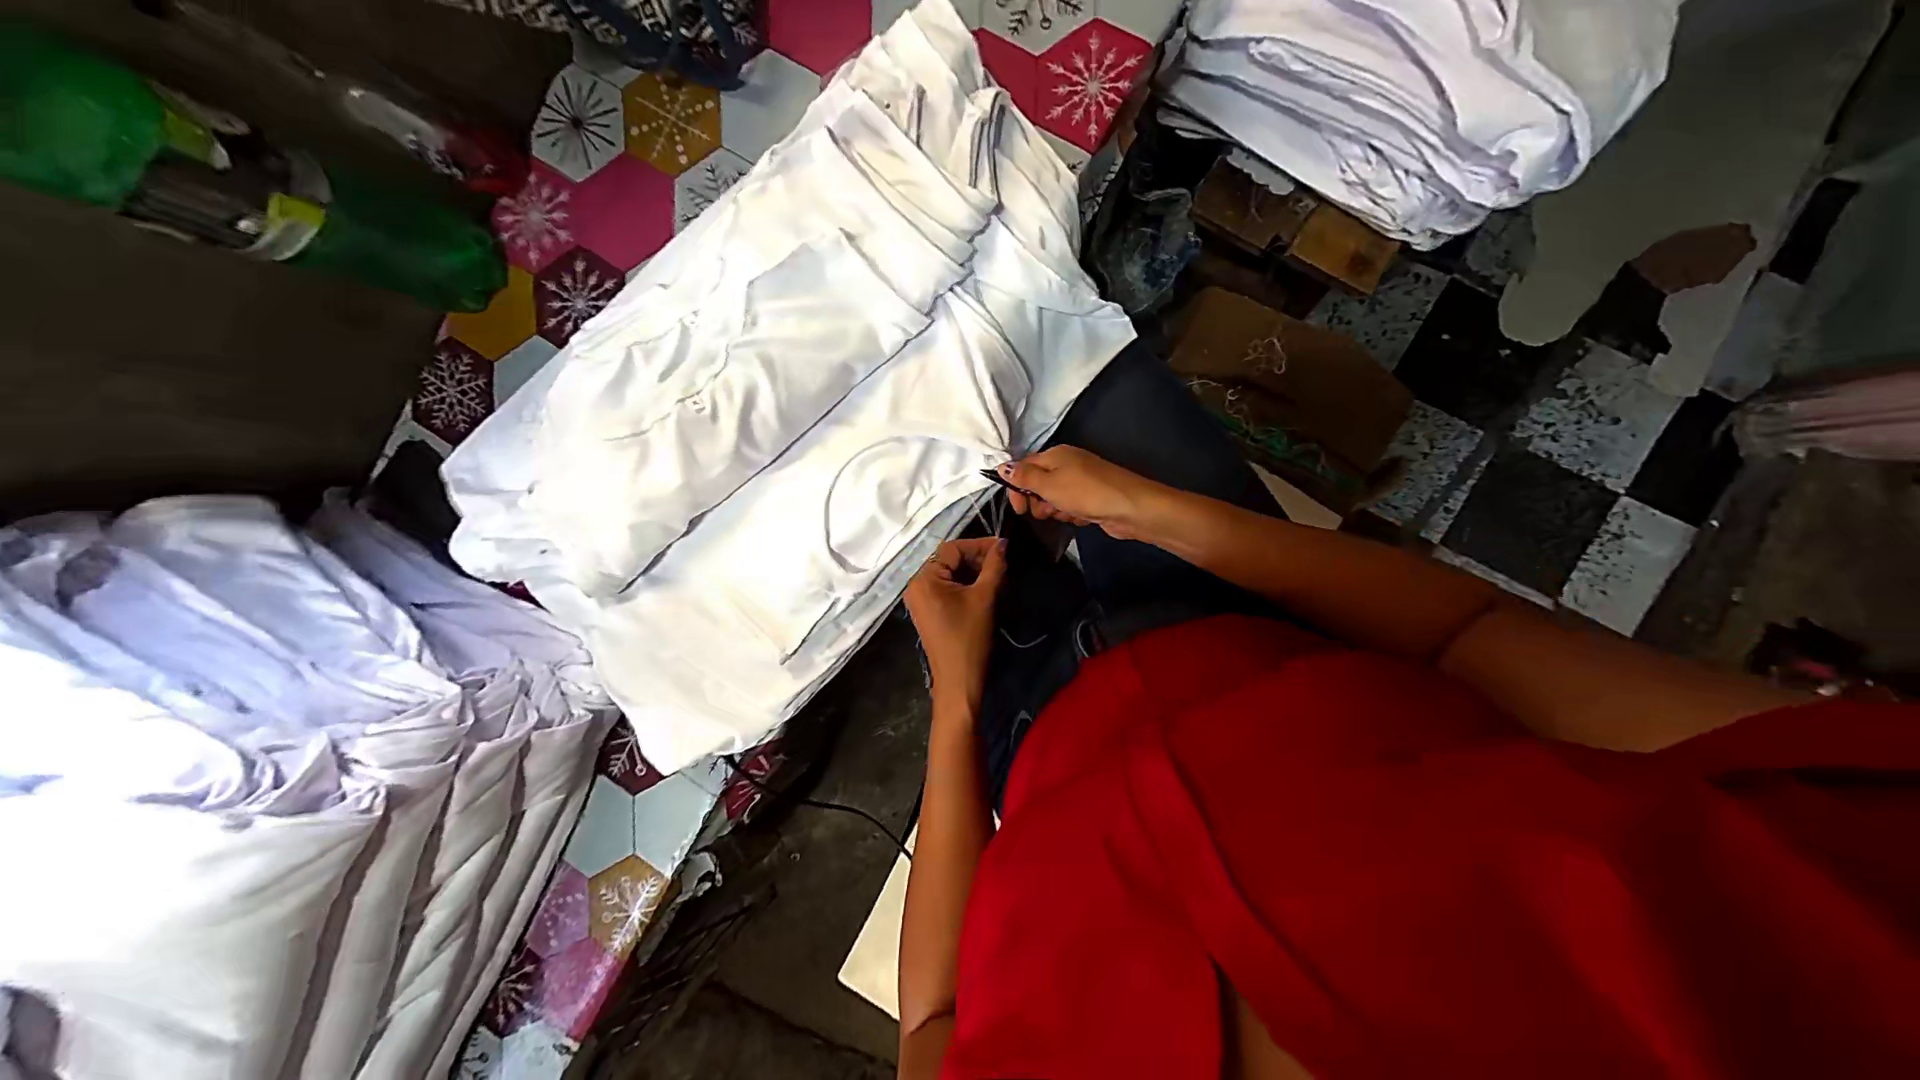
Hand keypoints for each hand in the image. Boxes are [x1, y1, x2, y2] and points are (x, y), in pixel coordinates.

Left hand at [904, 537, 1007, 706]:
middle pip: (948, 559)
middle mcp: (916, 584)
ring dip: (972, 571)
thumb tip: (1003, 543)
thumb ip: (994, 566)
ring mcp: (919, 598)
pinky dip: (964, 583)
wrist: (958, 679)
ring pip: (948, 573)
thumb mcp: (984, 598)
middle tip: (1003, 562)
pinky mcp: (927, 610)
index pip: (952, 548)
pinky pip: (945, 587)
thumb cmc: (969, 637)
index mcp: (924, 578)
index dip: (979, 545)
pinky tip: (984, 587)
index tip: (1003, 547)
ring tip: (997, 575)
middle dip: (976, 558)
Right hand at [998, 447, 1160, 540]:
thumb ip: (1023, 477)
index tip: (1018, 508)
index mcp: (1055, 455)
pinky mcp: (1090, 499)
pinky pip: (1070, 507)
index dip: (1016, 488)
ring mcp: (1080, 482)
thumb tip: (1001, 466)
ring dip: (1055, 510)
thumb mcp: (1049, 484)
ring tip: (1067, 514)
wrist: (1130, 508)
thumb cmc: (1086, 493)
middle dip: (1037, 501)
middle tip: (1047, 510)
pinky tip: (1081, 518)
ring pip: (1053, 499)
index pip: (1024, 467)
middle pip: (1037, 484)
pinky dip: (1071, 514)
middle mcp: (1067, 464)